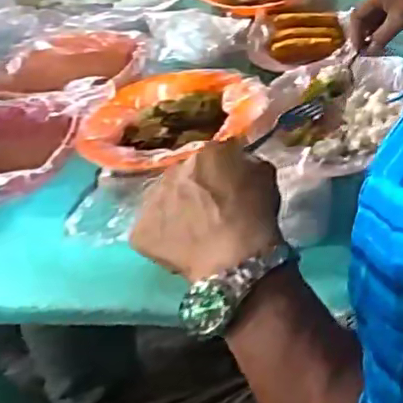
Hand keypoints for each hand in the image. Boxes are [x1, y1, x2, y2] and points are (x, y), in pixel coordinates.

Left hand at [130, 140, 282, 282]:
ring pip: (163, 195)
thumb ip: (248, 162)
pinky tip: (183, 236)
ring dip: (177, 201)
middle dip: (197, 178)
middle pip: (185, 170)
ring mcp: (148, 203)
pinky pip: (152, 222)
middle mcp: (171, 172)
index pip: (216, 148)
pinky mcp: (136, 231)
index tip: (234, 169)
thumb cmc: (255, 210)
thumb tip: (238, 163)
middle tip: (212, 195)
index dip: (227, 159)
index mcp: (207, 154)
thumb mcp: (266, 174)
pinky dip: (166, 226)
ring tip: (195, 217)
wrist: (232, 255)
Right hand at [347, 0, 402, 53]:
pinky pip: (386, 17)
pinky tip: (383, 39)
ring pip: (376, 17)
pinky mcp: (401, 3)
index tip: (357, 49)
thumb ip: (382, 36)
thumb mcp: (400, 21)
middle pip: (366, 16)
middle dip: (363, 33)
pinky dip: (383, 28)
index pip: (358, 15)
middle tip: (363, 50)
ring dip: (373, 32)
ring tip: (371, 48)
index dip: (355, 33)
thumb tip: (368, 52)